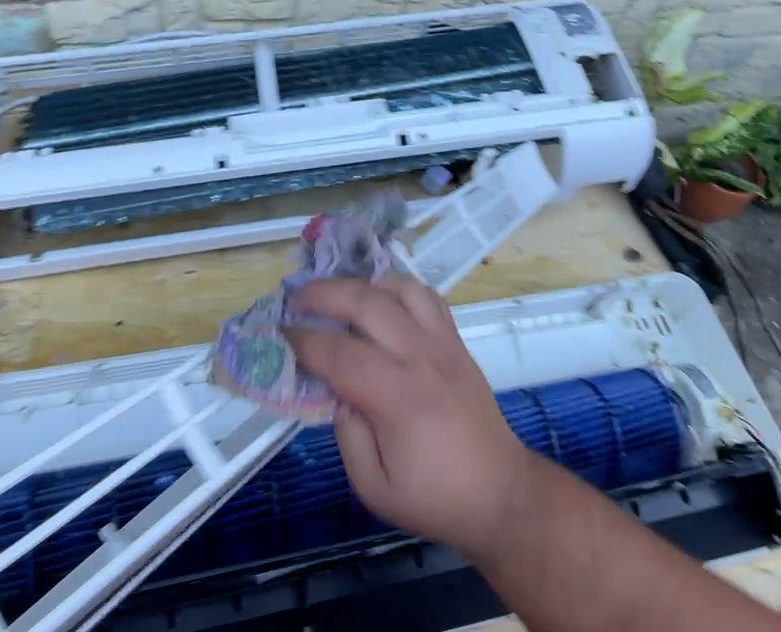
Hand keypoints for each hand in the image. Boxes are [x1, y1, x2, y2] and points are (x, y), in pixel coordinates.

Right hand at [283, 275, 541, 549]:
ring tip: (337, 295)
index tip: (278, 337)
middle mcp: (420, 358)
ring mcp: (443, 344)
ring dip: (362, 284)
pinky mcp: (457, 343)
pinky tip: (380, 300)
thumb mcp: (374, 486)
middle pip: (366, 303)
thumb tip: (335, 392)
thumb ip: (347, 435)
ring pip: (400, 289)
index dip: (302, 340)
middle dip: (323, 294)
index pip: (338, 352)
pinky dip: (398, 288)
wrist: (501, 493)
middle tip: (295, 300)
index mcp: (397, 398)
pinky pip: (427, 297)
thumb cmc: (434, 497)